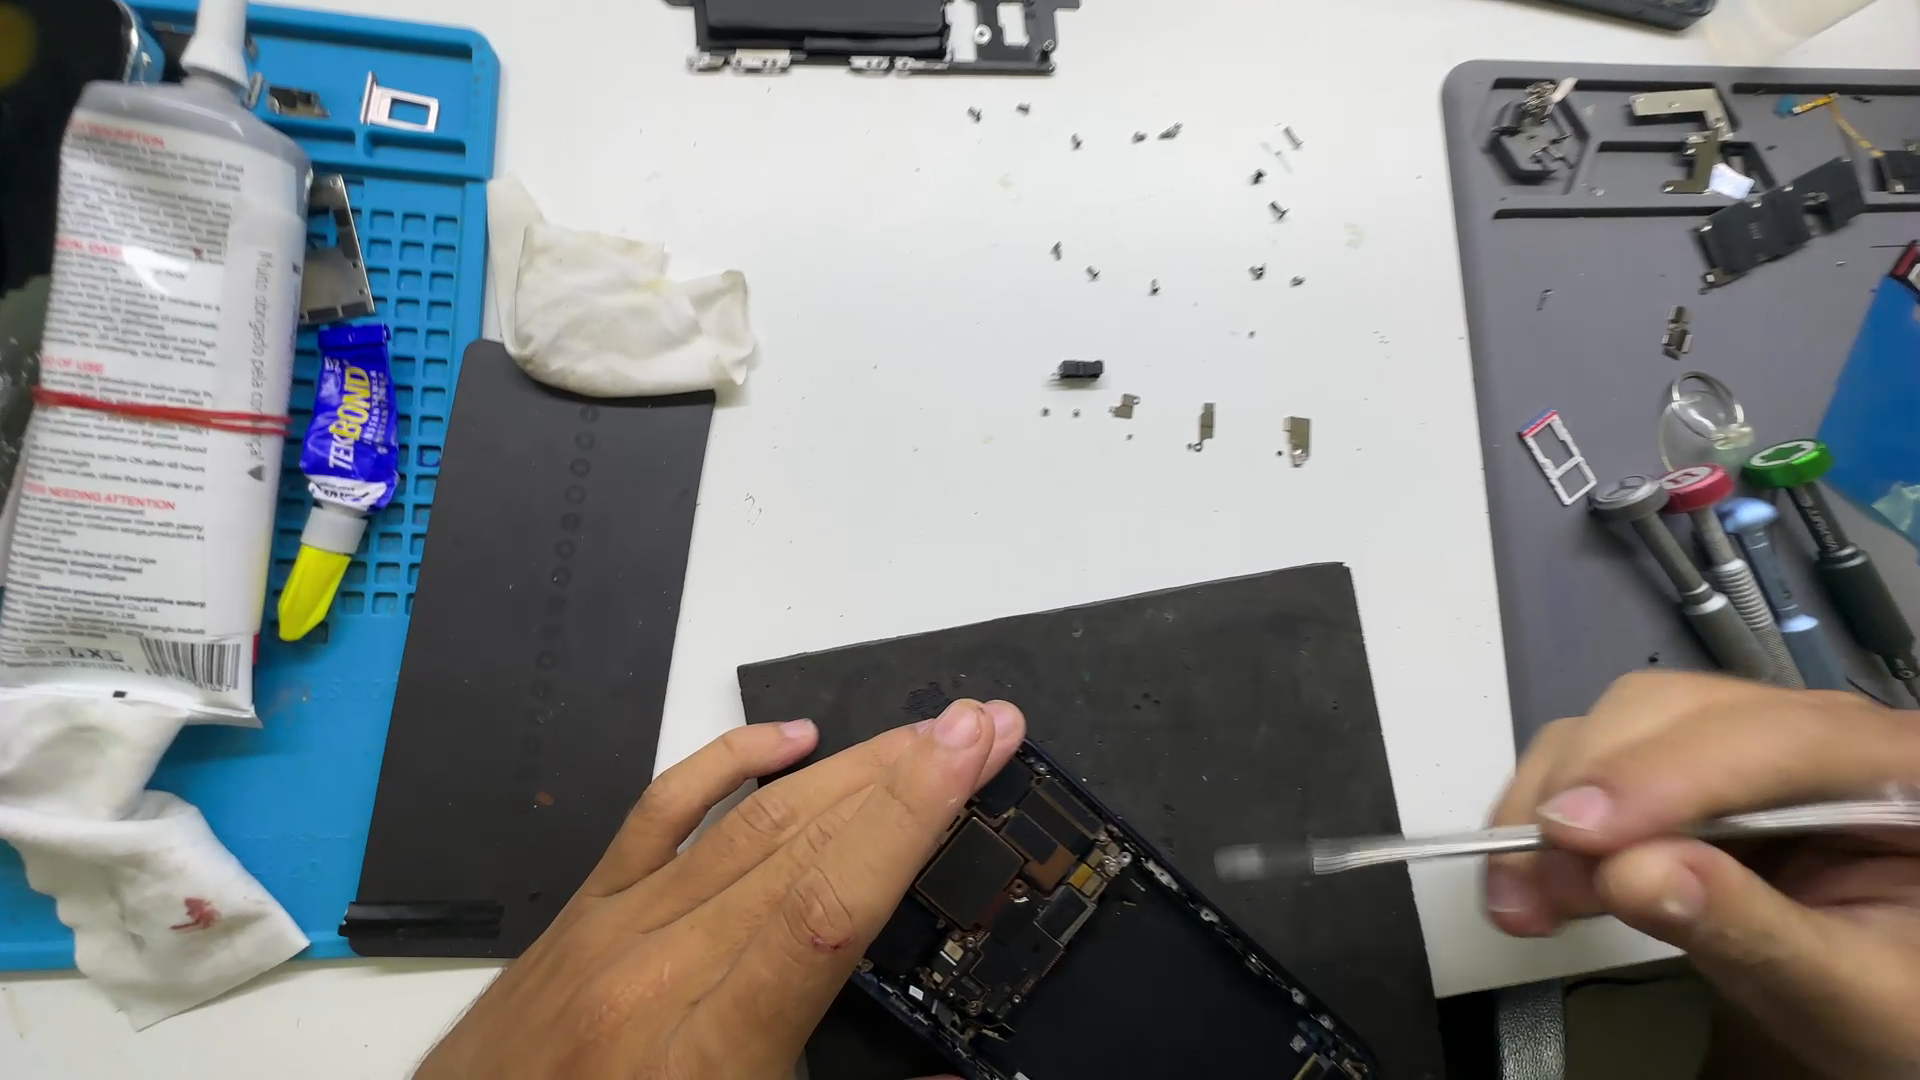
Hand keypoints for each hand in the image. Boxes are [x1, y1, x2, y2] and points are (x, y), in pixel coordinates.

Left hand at [419, 698, 1024, 1079]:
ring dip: (851, 763)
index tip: (970, 746)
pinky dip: (731, 760)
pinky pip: (661, 808)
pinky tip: (793, 735)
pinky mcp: (584, 907)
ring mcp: (615, 926)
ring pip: (753, 817)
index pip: (828, 904)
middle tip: (981, 721)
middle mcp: (659, 969)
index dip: (907, 815)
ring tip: (925, 729)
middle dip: (906, 771)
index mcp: (706, 1054)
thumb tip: (956, 1075)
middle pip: (803, 840)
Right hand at [1484, 672, 1919, 1077]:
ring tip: (1523, 891)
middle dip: (1586, 792)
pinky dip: (1531, 815)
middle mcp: (1800, 731)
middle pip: (1660, 715)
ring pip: (1597, 731)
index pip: (1770, 737)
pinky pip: (1568, 761)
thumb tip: (1634, 875)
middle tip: (1543, 880)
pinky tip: (1523, 870)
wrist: (1868, 1012)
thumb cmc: (1892, 1012)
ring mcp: (1714, 742)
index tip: (1576, 835)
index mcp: (1897, 769)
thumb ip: (1758, 932)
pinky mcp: (1650, 765)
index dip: (1661, 776)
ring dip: (1541, 807)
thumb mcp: (1858, 997)